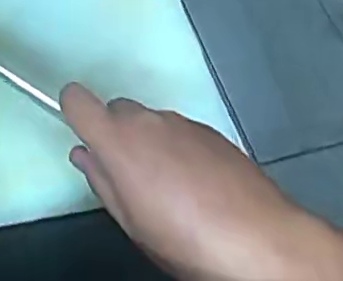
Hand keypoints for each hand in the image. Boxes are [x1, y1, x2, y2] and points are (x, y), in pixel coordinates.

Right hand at [60, 83, 342, 280]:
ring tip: (176, 191)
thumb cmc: (188, 242)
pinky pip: (181, 132)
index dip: (75, 113)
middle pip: (116, 110)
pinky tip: (203, 189)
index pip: (75, 97)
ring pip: (151, 122)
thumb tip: (85, 157)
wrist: (267, 245)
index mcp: (116, 138)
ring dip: (152, 143)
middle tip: (134, 178)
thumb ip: (101, 182)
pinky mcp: (211, 131)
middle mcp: (145, 118)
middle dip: (119, 135)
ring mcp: (180, 121)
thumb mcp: (132, 224)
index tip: (86, 138)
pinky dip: (182, 151)